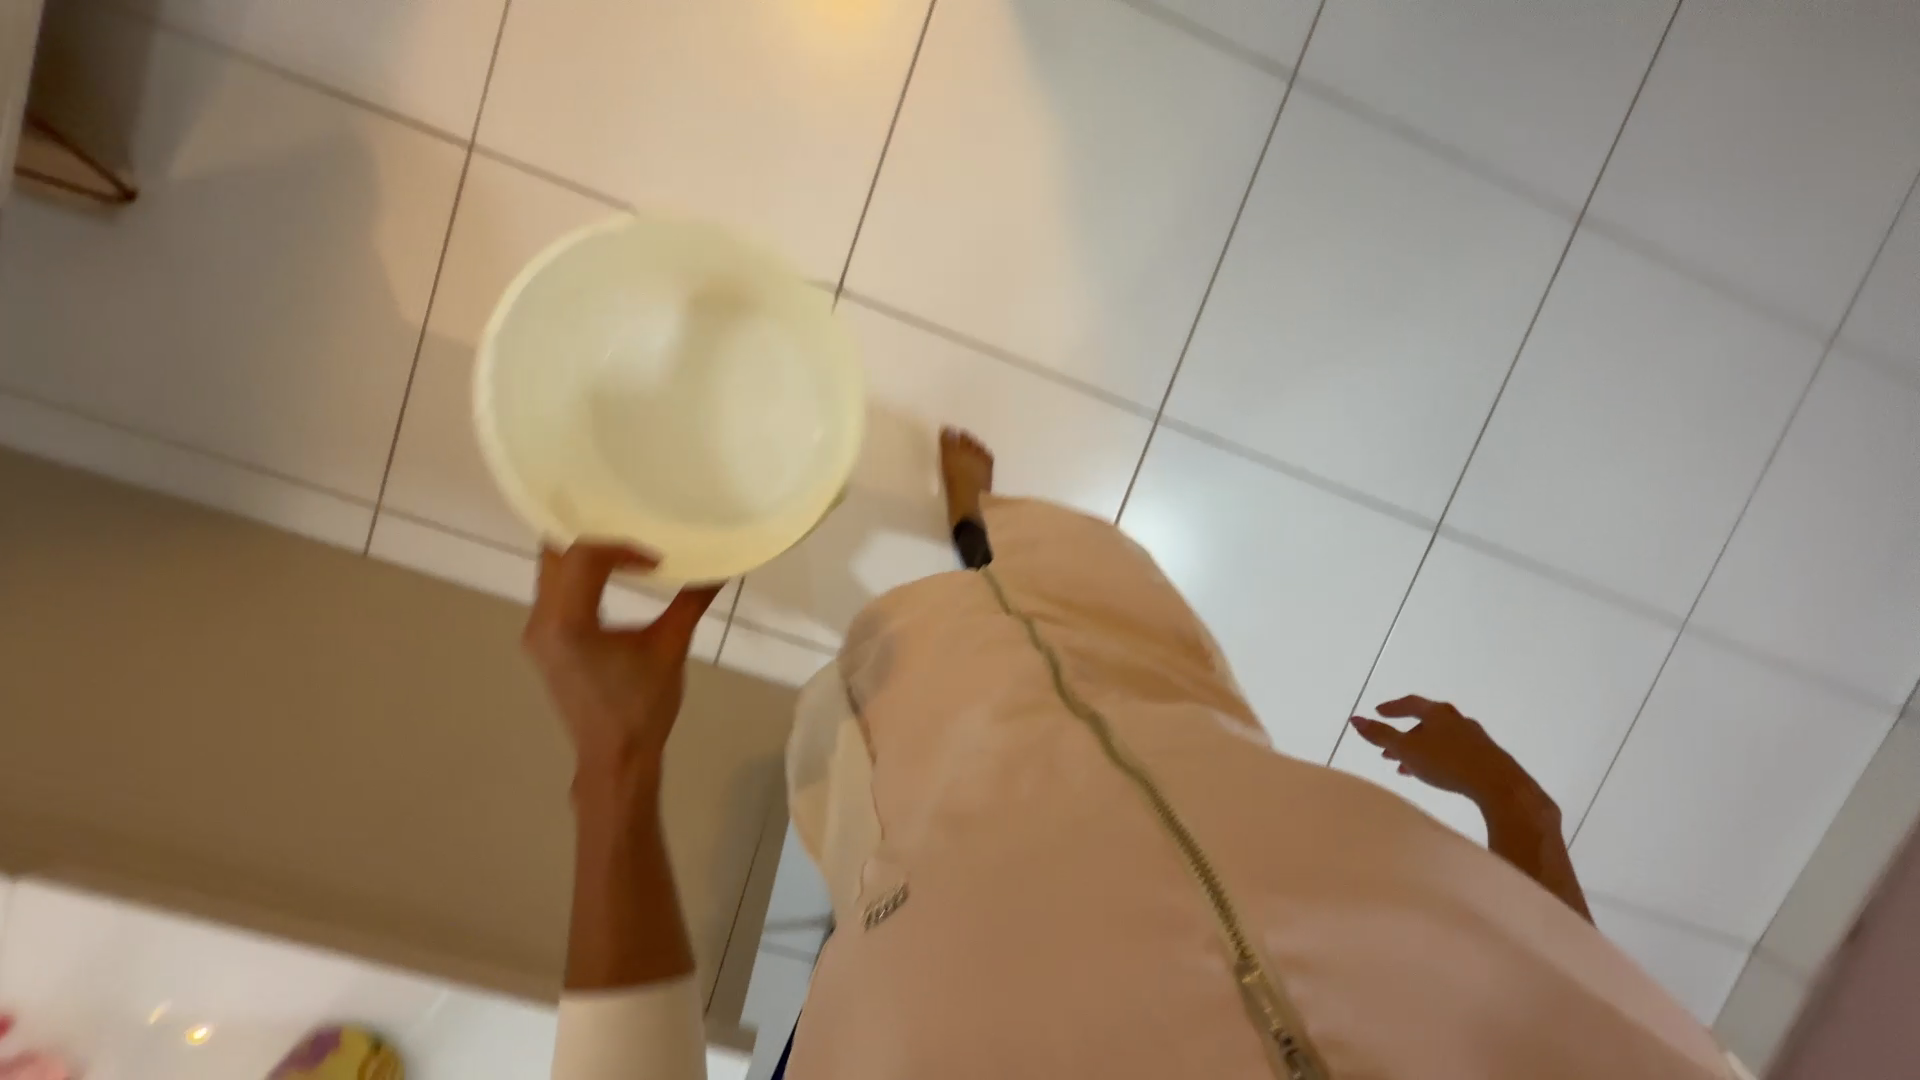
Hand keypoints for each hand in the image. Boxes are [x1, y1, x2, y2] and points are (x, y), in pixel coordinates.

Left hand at [522, 543, 722, 778]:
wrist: (616, 758)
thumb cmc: (643, 707)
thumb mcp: (671, 648)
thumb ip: (691, 602)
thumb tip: (722, 568)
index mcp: (567, 623)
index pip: (582, 557)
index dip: (620, 545)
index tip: (657, 558)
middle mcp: (541, 622)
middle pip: (555, 554)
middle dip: (593, 535)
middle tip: (632, 526)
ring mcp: (538, 633)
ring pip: (551, 570)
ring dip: (585, 554)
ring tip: (627, 547)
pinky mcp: (545, 641)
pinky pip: (556, 590)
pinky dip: (580, 574)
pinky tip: (613, 575)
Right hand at [1348, 695, 1527, 806]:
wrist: (1500, 786)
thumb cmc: (1447, 762)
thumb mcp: (1406, 749)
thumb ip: (1380, 735)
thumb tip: (1355, 719)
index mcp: (1438, 713)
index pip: (1410, 703)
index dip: (1392, 708)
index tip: (1378, 712)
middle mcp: (1457, 720)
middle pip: (1426, 722)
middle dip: (1405, 735)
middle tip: (1388, 748)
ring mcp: (1475, 738)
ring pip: (1440, 740)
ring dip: (1421, 750)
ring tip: (1406, 767)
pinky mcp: (1487, 757)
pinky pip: (1454, 752)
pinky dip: (1438, 758)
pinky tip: (1434, 774)